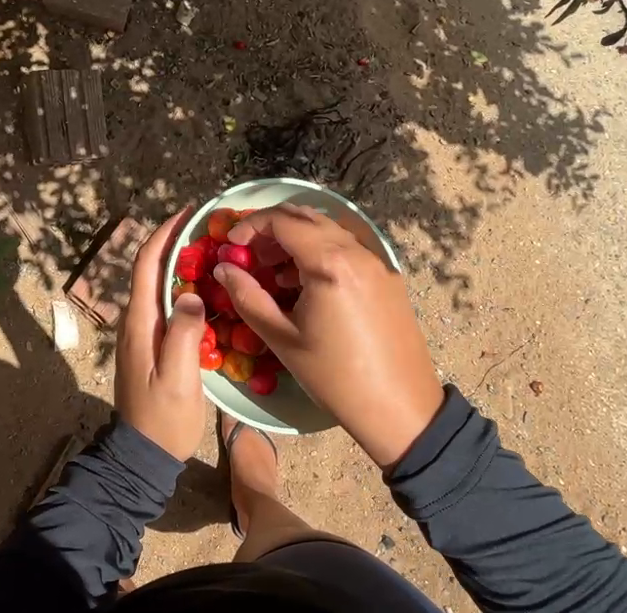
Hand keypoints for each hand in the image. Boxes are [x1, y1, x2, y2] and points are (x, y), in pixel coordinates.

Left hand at [115, 210, 208, 460]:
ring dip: (179, 262)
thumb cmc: (162, 418)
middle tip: (207, 227)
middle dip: (174, 241)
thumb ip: (185, 335)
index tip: (186, 213)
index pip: (146, 264)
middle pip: (151, 268)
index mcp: (140, 321)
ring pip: (158, 284)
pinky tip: (206, 289)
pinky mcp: (151, 342)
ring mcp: (142, 331)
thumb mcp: (179, 379)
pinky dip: (182, 286)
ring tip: (211, 249)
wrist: (142, 454)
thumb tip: (192, 295)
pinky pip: (165, 303)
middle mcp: (136, 319)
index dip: (163, 234)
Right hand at [215, 204, 442, 468]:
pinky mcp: (388, 278)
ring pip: (328, 229)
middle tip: (249, 253)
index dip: (250, 225)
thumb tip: (224, 268)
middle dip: (272, 227)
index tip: (231, 245)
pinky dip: (320, 251)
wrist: (402, 410)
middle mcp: (357, 252)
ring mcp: (378, 263)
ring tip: (273, 271)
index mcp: (329, 263)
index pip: (283, 220)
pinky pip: (348, 248)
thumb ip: (247, 296)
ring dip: (296, 238)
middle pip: (306, 216)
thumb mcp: (281, 338)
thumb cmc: (335, 377)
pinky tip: (305, 283)